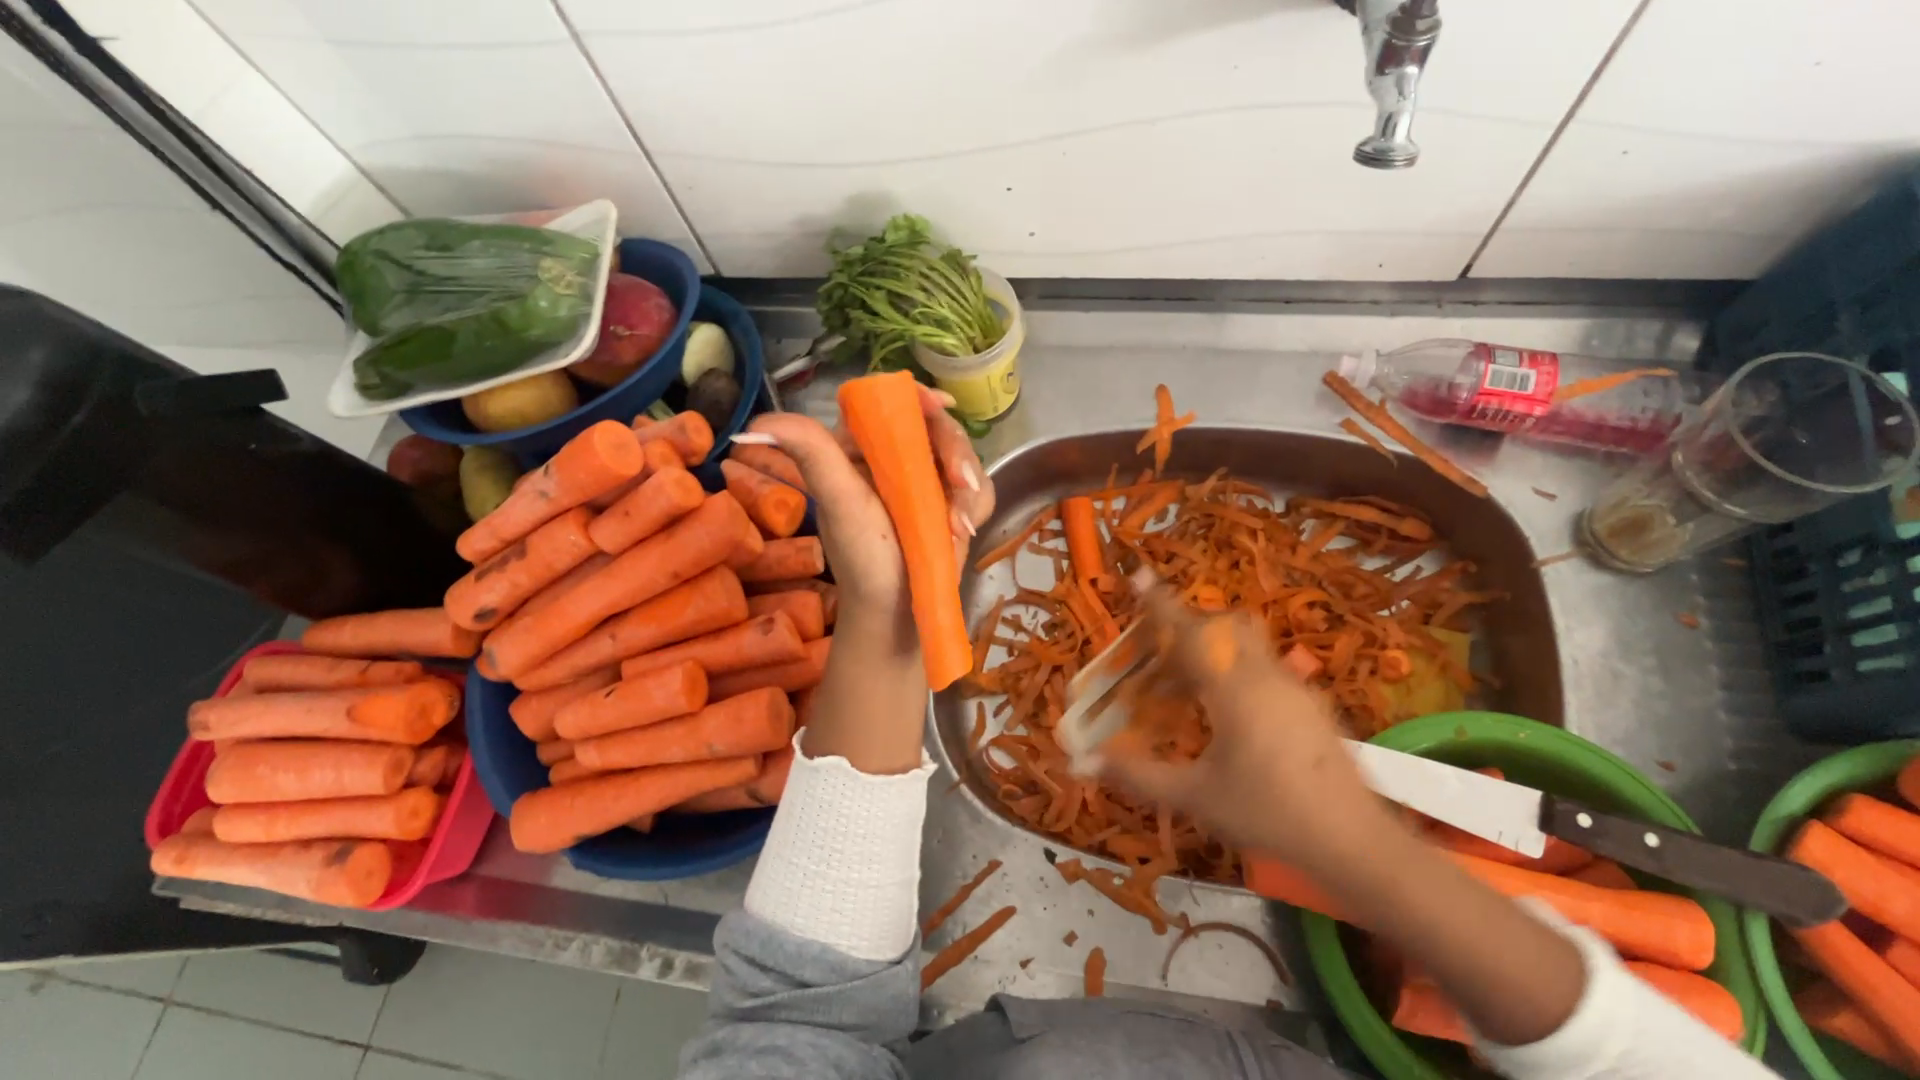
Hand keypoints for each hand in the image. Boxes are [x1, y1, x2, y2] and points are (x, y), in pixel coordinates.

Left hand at [734, 388, 994, 775]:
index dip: (916, 396)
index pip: (887, 404)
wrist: (898, 614)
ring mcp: (924, 479)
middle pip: (935, 426)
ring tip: (958, 527)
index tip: (938, 406)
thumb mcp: (839, 502)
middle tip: (961, 484)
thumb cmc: (864, 560)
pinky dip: (975, 507)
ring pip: (962, 454)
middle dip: (955, 453)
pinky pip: (976, 486)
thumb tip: (759, 418)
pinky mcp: (950, 502)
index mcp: (858, 448)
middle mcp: (893, 458)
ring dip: (968, 487)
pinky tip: (963, 533)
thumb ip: (810, 453)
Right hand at [1111, 585, 1593, 1049]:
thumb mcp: (1196, 796)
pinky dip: (1238, 674)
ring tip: (1186, 687)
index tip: (1140, 575)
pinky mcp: (1314, 709)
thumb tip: (1083, 763)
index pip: (1191, 632)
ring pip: (1251, 647)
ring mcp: (1297, 691)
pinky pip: (1267, 671)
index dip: (1161, 604)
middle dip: (1192, 625)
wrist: (1354, 841)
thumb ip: (1139, 775)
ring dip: (1216, 651)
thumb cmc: (1268, 814)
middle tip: (1160, 650)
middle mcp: (1267, 677)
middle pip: (1228, 626)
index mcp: (1235, 689)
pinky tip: (1228, 718)